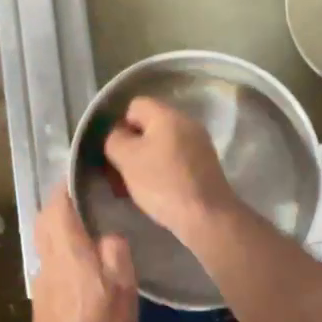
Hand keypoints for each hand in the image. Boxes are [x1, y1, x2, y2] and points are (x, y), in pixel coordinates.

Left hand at [31, 187, 138, 321]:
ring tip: (86, 228)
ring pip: (46, 241)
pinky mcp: (42, 298)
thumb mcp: (123, 283)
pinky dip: (62, 252)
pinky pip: (51, 262)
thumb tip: (107, 234)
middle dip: (60, 205)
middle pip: (46, 219)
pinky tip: (82, 263)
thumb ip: (115, 249)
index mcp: (67, 247)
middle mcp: (48, 258)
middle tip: (84, 198)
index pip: (58, 202)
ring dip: (60, 228)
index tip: (82, 174)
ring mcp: (41, 279)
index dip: (68, 185)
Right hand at [103, 97, 239, 237]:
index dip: (120, 126)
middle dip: (131, 148)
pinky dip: (162, 172)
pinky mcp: (205, 166)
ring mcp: (199, 145)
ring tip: (135, 188)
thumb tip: (118, 135)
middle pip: (149, 127)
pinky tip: (156, 193)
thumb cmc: (163, 183)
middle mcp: (187, 123)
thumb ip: (115, 139)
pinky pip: (176, 161)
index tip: (116, 152)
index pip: (135, 106)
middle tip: (120, 174)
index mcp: (168, 115)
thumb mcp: (127, 159)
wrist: (207, 216)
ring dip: (145, 163)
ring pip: (162, 146)